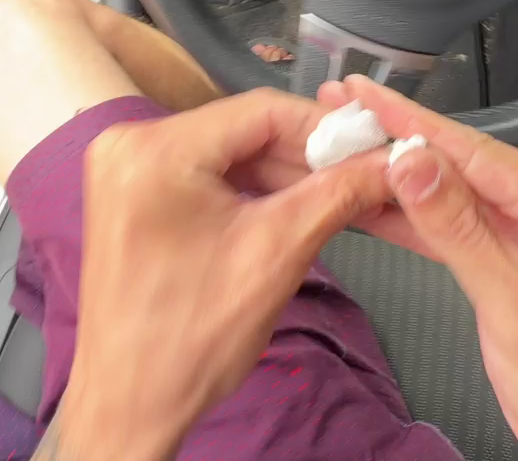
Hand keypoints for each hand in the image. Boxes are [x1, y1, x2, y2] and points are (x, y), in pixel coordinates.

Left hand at [49, 89, 394, 460]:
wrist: (128, 407)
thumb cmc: (192, 341)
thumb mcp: (276, 255)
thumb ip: (338, 195)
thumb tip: (391, 163)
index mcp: (155, 151)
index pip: (258, 110)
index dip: (323, 125)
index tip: (369, 140)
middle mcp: (130, 142)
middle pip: (242, 128)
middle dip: (305, 152)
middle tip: (363, 167)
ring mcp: (126, 163)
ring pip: (227, 148)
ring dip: (282, 169)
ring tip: (338, 186)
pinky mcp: (133, 186)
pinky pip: (206, 169)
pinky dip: (250, 184)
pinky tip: (293, 199)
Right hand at [323, 76, 517, 460]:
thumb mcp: (517, 311)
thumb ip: (459, 230)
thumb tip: (409, 159)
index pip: (477, 151)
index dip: (411, 119)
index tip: (363, 92)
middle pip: (461, 162)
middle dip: (397, 136)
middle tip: (341, 106)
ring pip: (452, 192)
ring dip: (397, 174)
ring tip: (344, 142)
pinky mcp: (512, 256)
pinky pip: (455, 226)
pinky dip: (412, 217)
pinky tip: (369, 198)